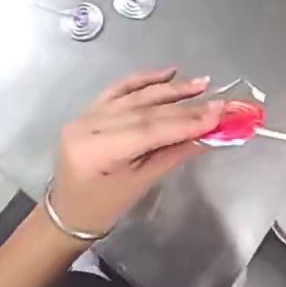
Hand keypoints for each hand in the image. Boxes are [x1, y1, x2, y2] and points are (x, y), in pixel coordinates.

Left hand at [48, 69, 221, 237]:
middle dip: (184, 107)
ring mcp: (86, 115)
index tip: (218, 114)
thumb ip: (171, 156)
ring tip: (200, 84)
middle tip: (218, 102)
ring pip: (134, 97)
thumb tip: (206, 135)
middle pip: (143, 112)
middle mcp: (87, 126)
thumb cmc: (101, 209)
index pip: (148, 130)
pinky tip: (167, 73)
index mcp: (96, 151)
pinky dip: (144, 80)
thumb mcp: (138, 186)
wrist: (67, 213)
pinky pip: (119, 90)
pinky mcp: (89, 111)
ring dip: (170, 90)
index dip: (185, 121)